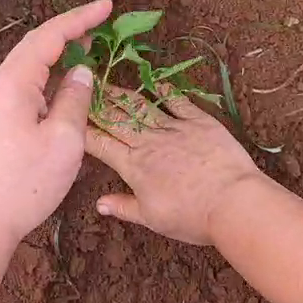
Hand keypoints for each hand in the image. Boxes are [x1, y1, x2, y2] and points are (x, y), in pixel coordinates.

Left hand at [0, 0, 111, 248]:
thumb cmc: (22, 183)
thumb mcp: (63, 140)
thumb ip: (75, 99)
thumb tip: (81, 72)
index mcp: (12, 82)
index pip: (50, 36)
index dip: (80, 18)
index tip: (107, 6)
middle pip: (34, 47)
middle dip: (68, 33)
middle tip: (98, 25)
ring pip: (26, 70)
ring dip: (56, 58)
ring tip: (84, 53)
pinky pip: (19, 89)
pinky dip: (44, 81)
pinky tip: (59, 93)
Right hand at [83, 84, 274, 245]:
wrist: (231, 201)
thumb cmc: (191, 217)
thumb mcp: (153, 219)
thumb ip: (124, 207)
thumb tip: (98, 204)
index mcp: (134, 166)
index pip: (100, 144)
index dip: (83, 130)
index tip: (70, 117)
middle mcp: (149, 142)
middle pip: (117, 119)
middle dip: (98, 104)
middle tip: (84, 89)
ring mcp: (174, 128)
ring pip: (142, 106)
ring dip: (123, 94)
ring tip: (109, 84)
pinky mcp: (198, 120)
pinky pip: (177, 101)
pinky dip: (165, 91)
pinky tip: (156, 83)